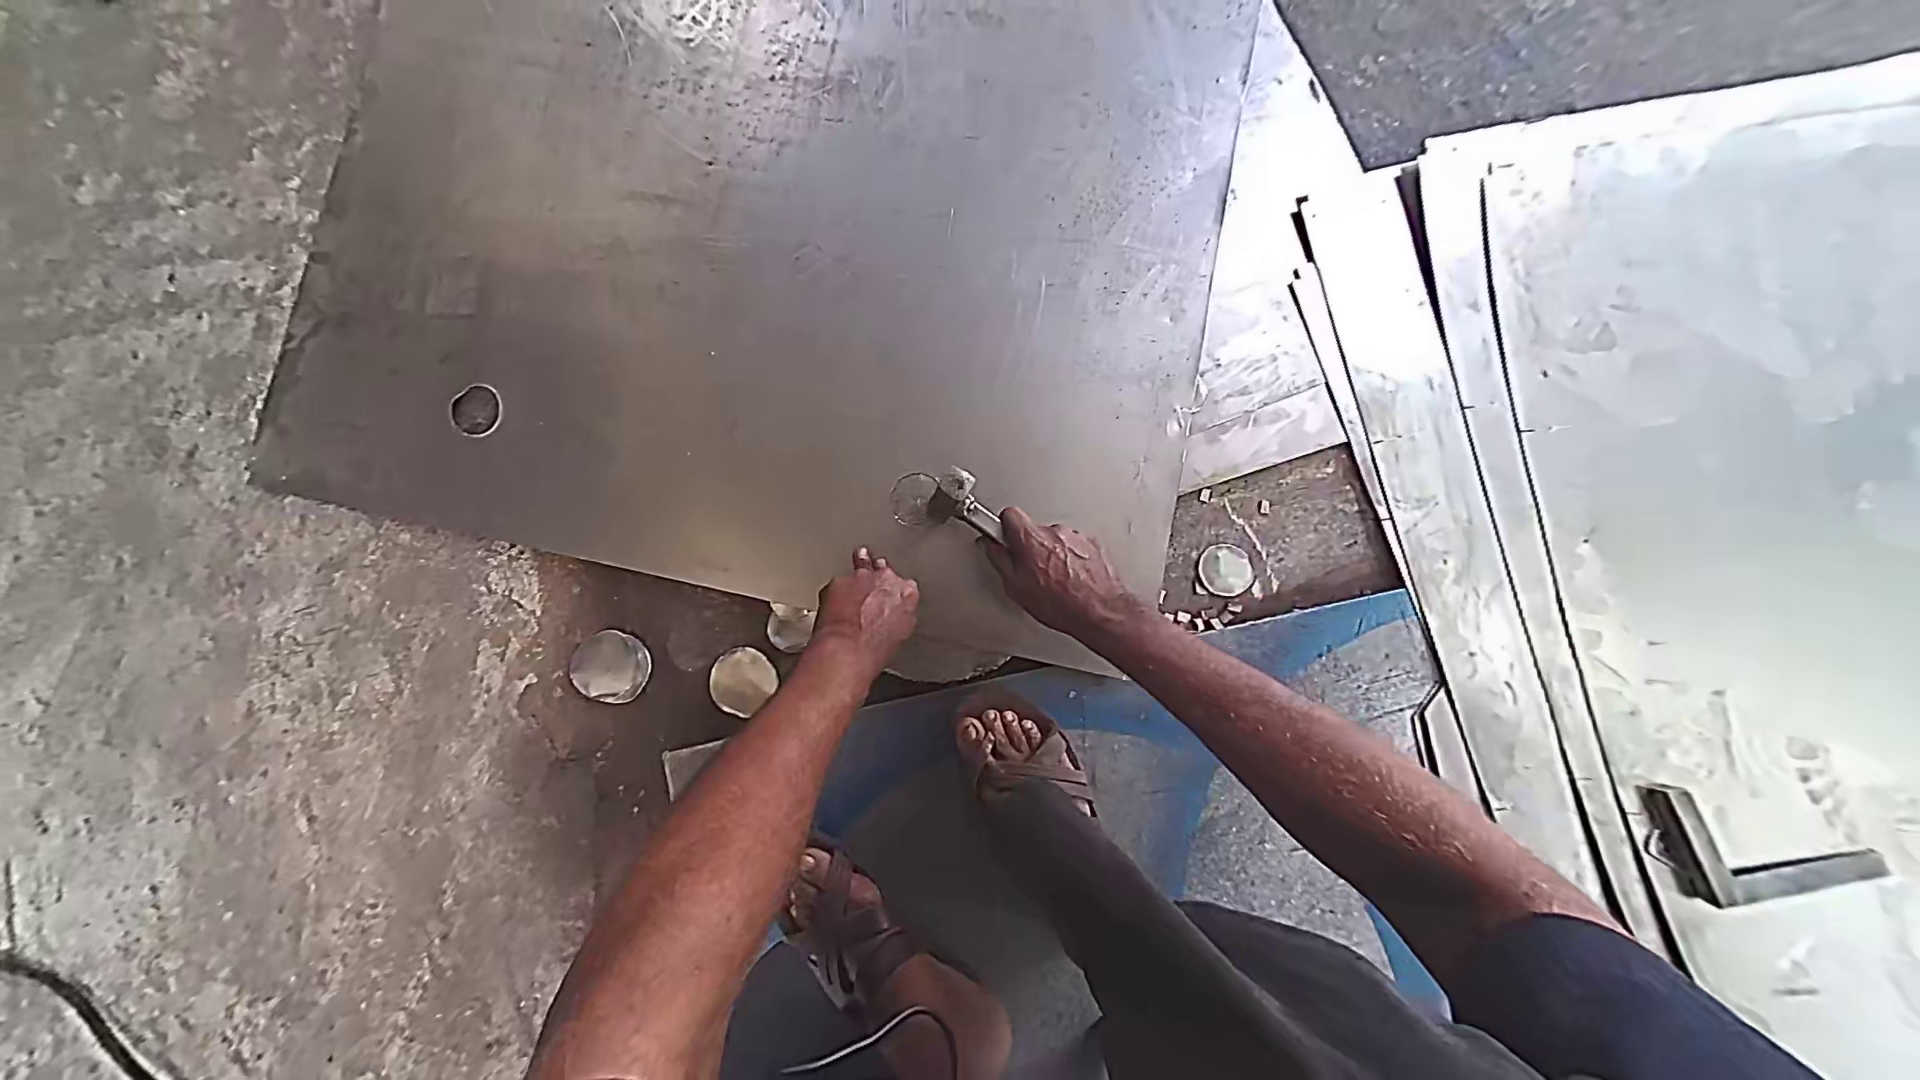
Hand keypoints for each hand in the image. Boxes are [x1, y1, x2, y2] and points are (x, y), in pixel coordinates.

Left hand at [811, 547, 919, 667]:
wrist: (848, 648)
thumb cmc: (875, 647)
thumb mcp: (902, 632)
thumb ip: (900, 613)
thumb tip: (892, 616)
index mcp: (908, 592)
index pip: (905, 585)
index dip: (894, 592)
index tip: (888, 601)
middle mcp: (886, 578)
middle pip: (883, 572)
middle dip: (876, 581)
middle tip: (869, 596)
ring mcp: (862, 576)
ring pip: (860, 569)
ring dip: (857, 579)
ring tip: (851, 592)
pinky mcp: (839, 580)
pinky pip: (838, 583)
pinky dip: (837, 592)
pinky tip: (834, 605)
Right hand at [979, 507, 1147, 640]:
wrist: (1100, 612)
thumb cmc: (1061, 604)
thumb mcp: (1016, 588)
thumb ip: (999, 559)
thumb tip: (990, 545)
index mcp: (1030, 539)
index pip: (1009, 514)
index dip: (1004, 527)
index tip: (1003, 539)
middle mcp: (1054, 532)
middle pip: (1034, 529)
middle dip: (1030, 546)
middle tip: (1031, 571)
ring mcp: (1076, 537)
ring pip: (1055, 538)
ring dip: (1053, 553)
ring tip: (1056, 579)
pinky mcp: (1093, 544)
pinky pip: (1074, 546)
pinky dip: (1071, 558)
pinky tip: (1071, 579)